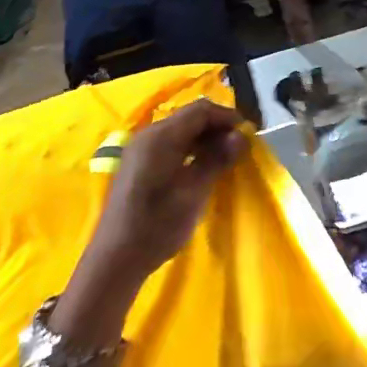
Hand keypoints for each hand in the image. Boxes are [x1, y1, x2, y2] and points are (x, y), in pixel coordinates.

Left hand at [55, 101, 245, 342]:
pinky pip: (169, 144)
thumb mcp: (194, 191)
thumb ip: (216, 159)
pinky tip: (201, 167)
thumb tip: (240, 136)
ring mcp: (140, 148)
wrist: (117, 256)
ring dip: (204, 138)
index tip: (249, 135)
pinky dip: (189, 148)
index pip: (200, 110)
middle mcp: (148, 134)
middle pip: (188, 117)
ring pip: (179, 130)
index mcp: (161, 136)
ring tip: (225, 158)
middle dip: (216, 127)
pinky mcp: (138, 163)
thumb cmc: (158, 223)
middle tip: (240, 148)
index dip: (227, 117)